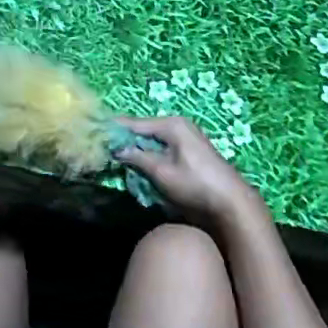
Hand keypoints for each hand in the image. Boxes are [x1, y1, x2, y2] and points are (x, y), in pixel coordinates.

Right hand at [114, 114, 264, 229]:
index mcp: (171, 125)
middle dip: (125, 140)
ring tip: (117, 158)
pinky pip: (162, 148)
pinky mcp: (189, 152)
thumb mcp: (161, 172)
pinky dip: (150, 155)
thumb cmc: (195, 185)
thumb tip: (117, 148)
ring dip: (137, 150)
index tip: (95, 132)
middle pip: (143, 130)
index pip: (135, 123)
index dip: (115, 129)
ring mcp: (186, 138)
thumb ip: (137, 157)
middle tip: (105, 149)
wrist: (232, 203)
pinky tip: (139, 165)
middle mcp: (179, 126)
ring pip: (152, 140)